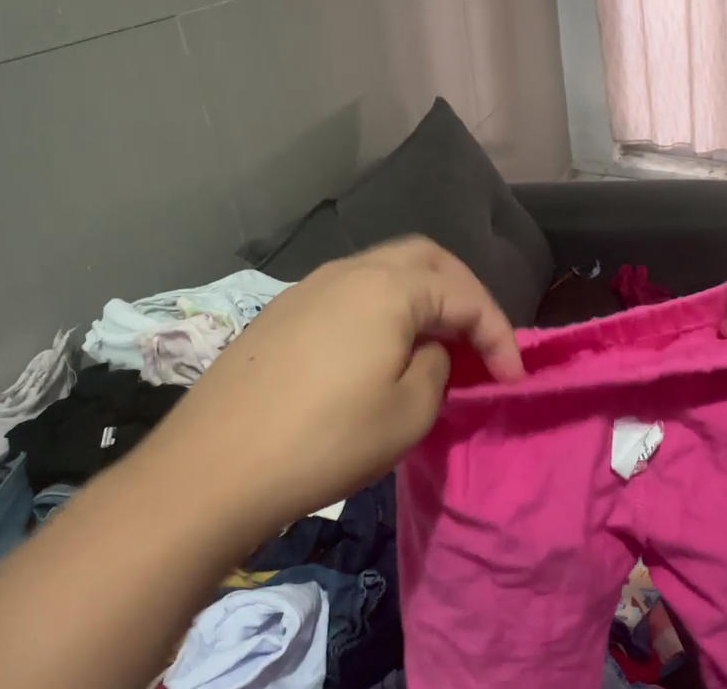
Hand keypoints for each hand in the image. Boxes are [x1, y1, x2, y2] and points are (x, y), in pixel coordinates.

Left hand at [145, 237, 520, 528]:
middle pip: (426, 259)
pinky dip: (384, 309)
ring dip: (422, 298)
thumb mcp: (408, 413)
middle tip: (480, 338)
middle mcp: (351, 270)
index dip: (499, 335)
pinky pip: (352, 292)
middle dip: (464, 294)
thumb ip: (437, 366)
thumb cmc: (325, 441)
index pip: (466, 296)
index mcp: (390, 286)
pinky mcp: (283, 311)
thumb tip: (427, 350)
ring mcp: (310, 286)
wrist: (212, 467)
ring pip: (385, 270)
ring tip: (436, 343)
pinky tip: (380, 349)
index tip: (514, 377)